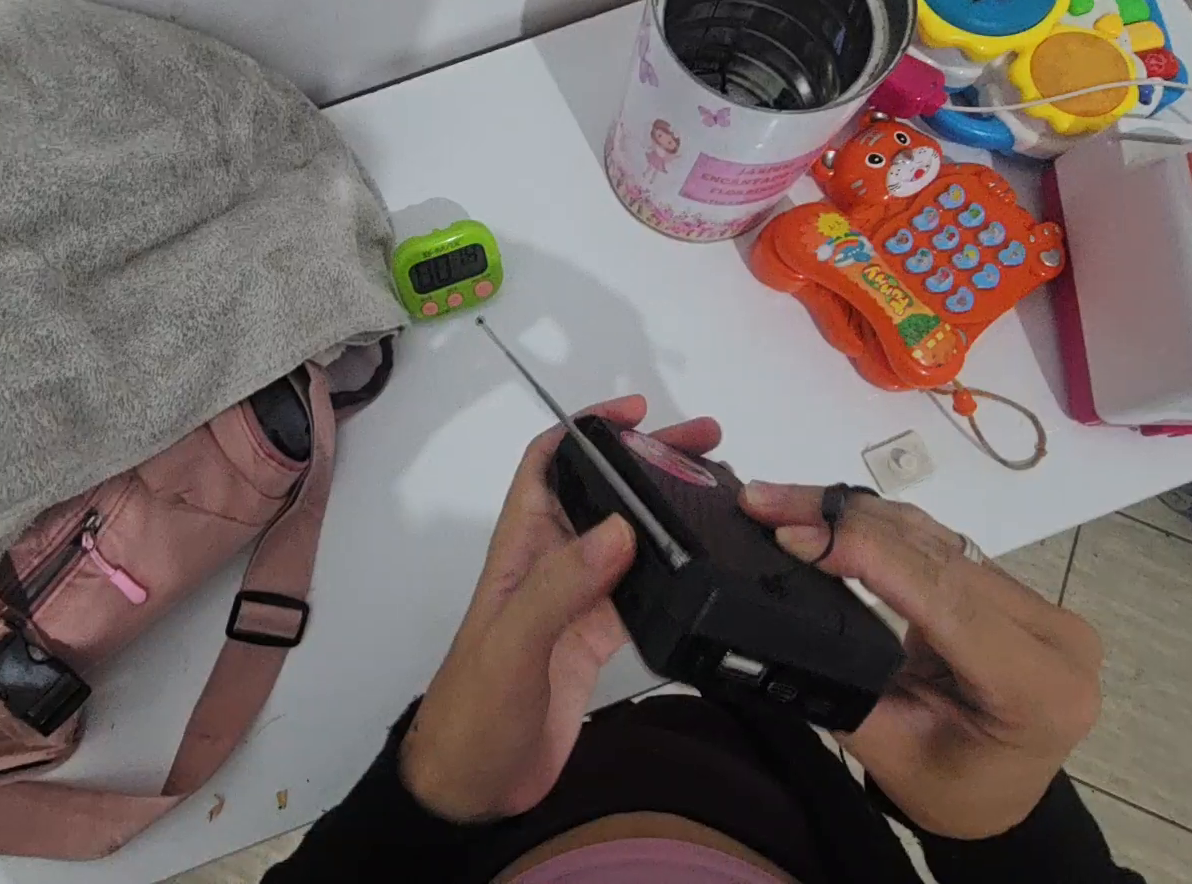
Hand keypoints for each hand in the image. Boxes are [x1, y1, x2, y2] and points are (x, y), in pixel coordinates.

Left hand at [399, 395, 721, 821]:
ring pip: (626, 533)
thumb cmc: (475, 704)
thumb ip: (560, 585)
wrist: (476, 778)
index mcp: (522, 543)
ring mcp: (576, 594)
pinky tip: (703, 562)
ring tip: (716, 489)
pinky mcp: (597, 631)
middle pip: (599, 490)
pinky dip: (671, 568)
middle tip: (703, 442)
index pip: (548, 462)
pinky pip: (639, 585)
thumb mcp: (513, 640)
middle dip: (644, 459)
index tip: (634, 413)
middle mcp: (550, 558)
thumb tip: (621, 529)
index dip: (585, 428)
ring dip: (664, 509)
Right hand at [740, 483, 1103, 839]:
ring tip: (774, 499)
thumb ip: (840, 680)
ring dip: (844, 510)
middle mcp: (1049, 631)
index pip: (942, 594)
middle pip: (931, 551)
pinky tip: (818, 509)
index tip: (786, 535)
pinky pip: (929, 538)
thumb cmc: (947, 786)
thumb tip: (779, 615)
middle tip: (760, 501)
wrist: (998, 801)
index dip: (861, 551)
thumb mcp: (888, 748)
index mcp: (1037, 685)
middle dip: (837, 518)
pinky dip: (865, 519)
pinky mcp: (1002, 585)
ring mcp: (1031, 602)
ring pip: (927, 532)